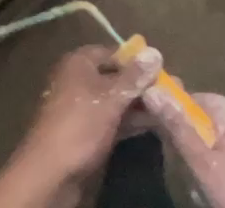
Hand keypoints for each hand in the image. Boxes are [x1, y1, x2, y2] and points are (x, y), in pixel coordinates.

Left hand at [0, 44, 162, 207]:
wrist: (51, 174)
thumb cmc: (80, 125)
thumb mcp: (110, 98)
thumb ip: (134, 77)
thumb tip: (155, 51)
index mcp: (79, 63)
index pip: (113, 52)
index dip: (137, 60)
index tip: (163, 69)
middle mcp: (79, 80)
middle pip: (116, 77)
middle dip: (143, 85)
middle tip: (173, 90)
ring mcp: (83, 108)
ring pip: (116, 100)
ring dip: (140, 104)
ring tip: (170, 108)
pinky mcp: (87, 132)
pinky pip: (113, 119)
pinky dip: (131, 121)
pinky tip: (155, 124)